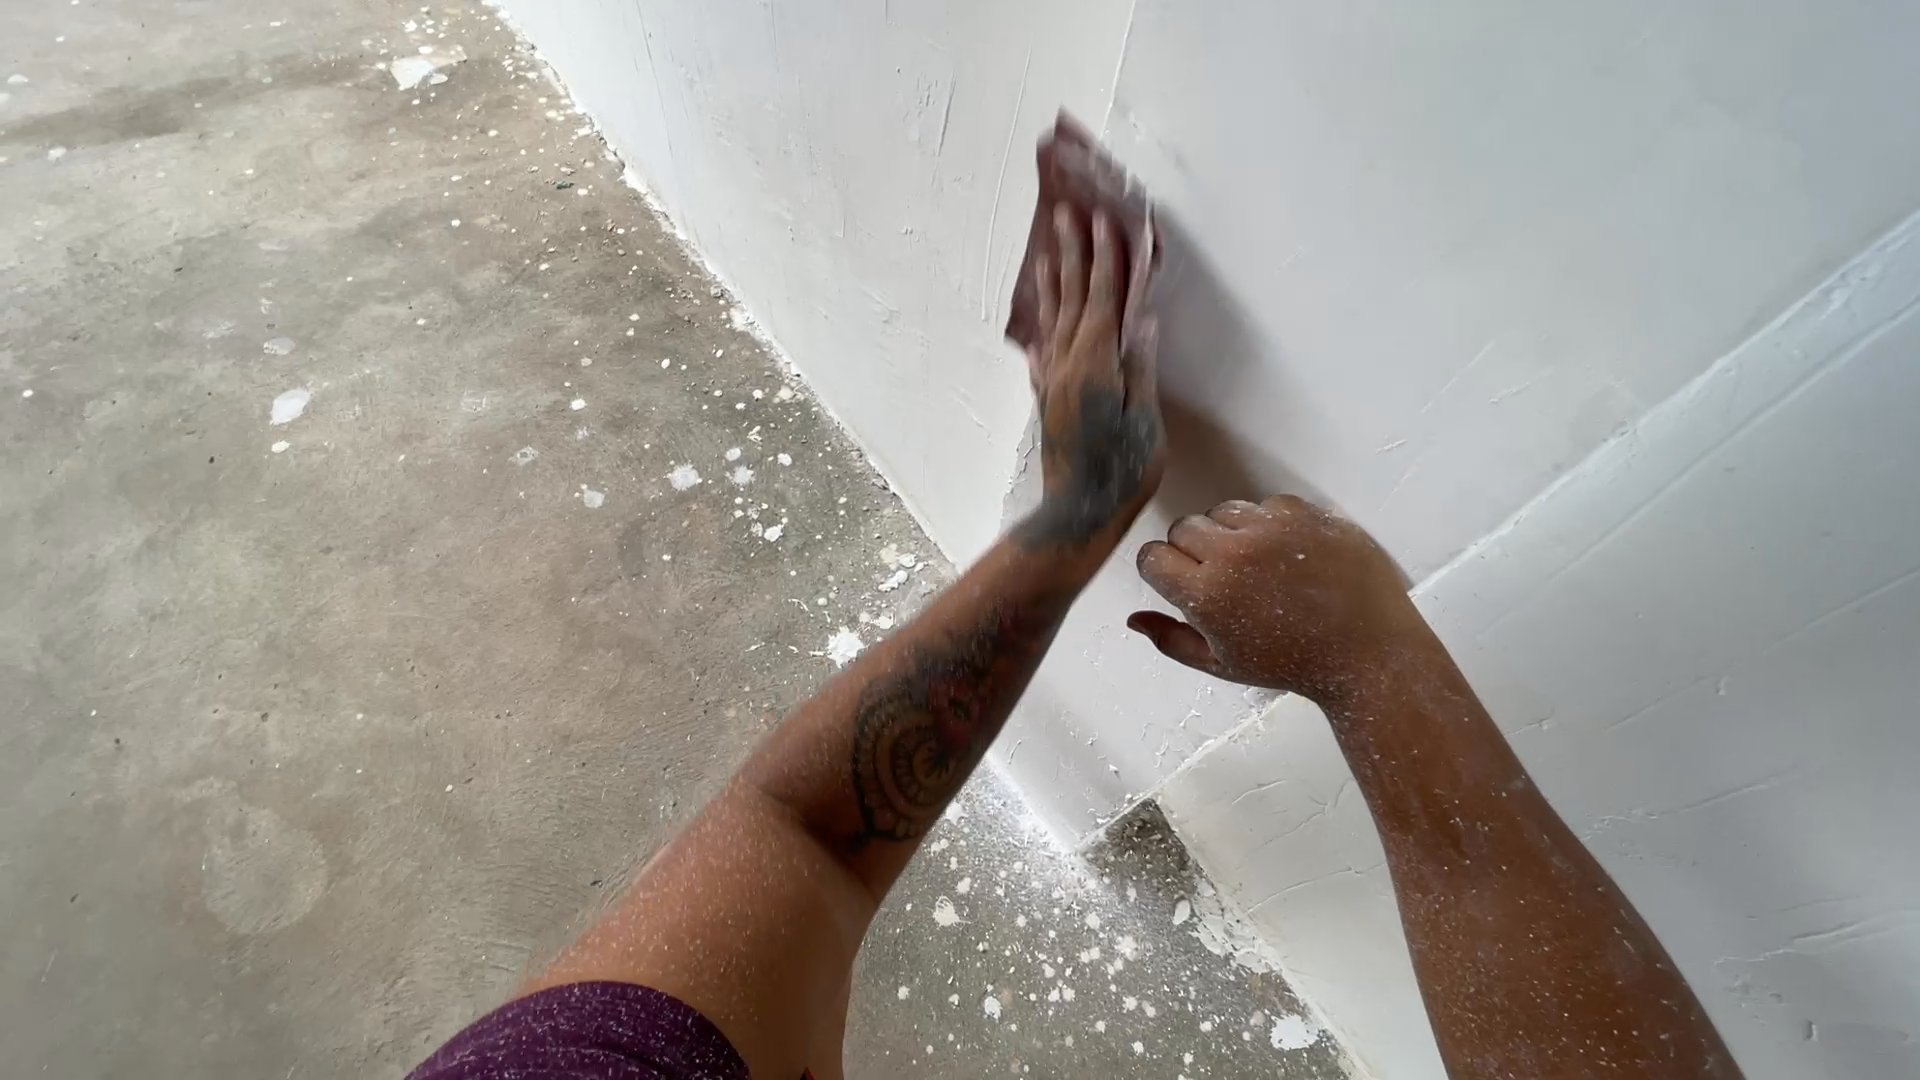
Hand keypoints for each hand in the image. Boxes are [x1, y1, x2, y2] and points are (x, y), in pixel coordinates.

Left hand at [1016, 205, 1163, 549]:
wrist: (1078, 512)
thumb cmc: (1123, 471)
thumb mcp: (1145, 419)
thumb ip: (1140, 366)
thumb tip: (1141, 319)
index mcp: (1095, 364)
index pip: (1103, 299)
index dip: (1105, 259)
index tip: (1102, 221)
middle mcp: (1067, 365)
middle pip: (1072, 300)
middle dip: (1072, 256)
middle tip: (1064, 215)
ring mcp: (1052, 383)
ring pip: (1052, 323)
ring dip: (1052, 285)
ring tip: (1046, 253)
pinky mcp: (1047, 402)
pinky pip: (1042, 356)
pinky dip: (1041, 334)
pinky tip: (1036, 330)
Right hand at [1127, 496, 1429, 702]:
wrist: (1370, 654)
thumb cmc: (1290, 665)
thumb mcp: (1221, 665)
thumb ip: (1171, 640)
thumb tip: (1133, 619)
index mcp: (1207, 594)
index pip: (1151, 556)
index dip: (1162, 570)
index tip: (1181, 583)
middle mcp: (1233, 553)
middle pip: (1183, 527)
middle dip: (1192, 549)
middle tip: (1222, 576)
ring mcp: (1272, 529)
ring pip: (1222, 511)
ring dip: (1228, 533)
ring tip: (1256, 563)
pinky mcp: (1306, 514)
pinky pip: (1266, 504)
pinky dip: (1269, 524)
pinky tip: (1288, 553)